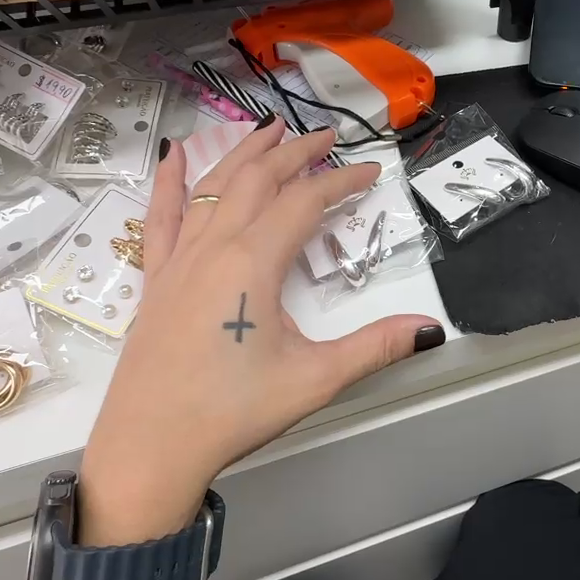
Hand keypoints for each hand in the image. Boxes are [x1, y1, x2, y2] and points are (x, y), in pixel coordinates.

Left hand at [76, 119, 442, 547]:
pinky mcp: (157, 278)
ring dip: (245, 153)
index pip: (305, 202)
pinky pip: (160, 217)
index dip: (342, 181)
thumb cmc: (233, 412)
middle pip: (258, 179)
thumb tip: (430, 328)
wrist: (149, 451)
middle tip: (327, 137)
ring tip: (270, 129)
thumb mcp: (315, 379)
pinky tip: (173, 155)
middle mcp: (214, 247)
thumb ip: (375, 347)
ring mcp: (179, 260)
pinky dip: (170, 181)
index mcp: (253, 263)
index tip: (371, 171)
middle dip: (296, 151)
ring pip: (213, 187)